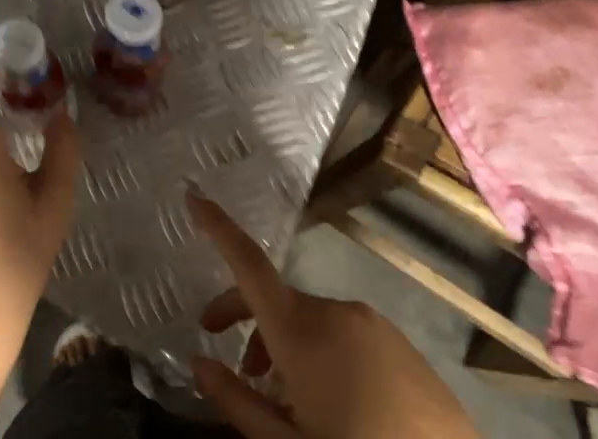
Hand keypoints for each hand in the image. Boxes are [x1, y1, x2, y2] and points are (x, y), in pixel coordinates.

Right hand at [186, 186, 478, 437]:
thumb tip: (198, 365)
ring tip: (285, 395)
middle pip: (275, 299)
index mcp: (300, 329)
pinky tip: (330, 399)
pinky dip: (324, 354)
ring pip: (311, 321)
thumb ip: (235, 400)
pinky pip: (347, 336)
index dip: (218, 227)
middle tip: (229, 358)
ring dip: (286, 345)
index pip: (247, 263)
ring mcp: (374, 326)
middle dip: (244, 319)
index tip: (194, 196)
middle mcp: (335, 312)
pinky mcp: (403, 345)